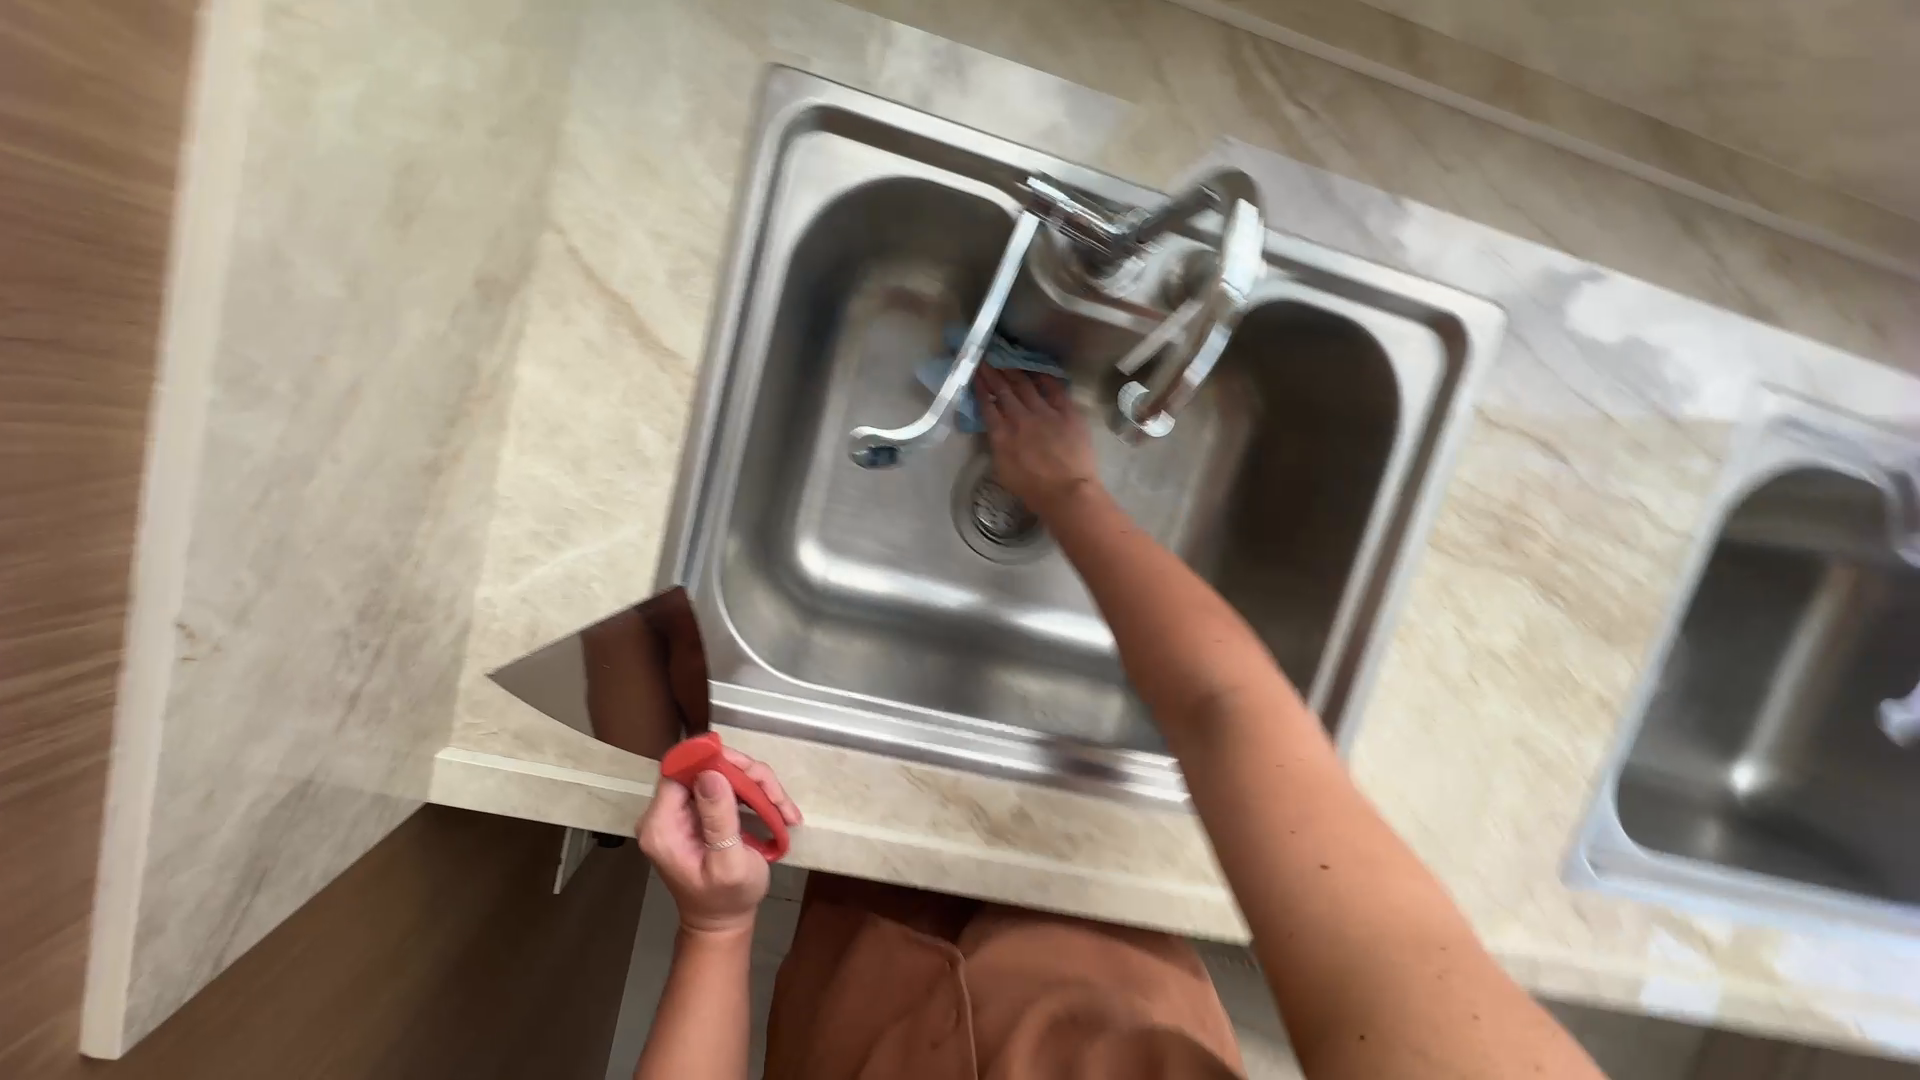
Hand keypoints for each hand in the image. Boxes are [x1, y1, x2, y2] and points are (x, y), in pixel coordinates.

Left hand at [636, 747, 802, 936]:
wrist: (724, 922)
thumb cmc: (727, 900)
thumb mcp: (728, 863)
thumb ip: (718, 819)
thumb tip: (710, 774)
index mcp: (662, 825)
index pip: (679, 771)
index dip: (711, 761)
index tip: (745, 770)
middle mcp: (667, 812)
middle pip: (705, 766)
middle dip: (745, 774)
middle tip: (774, 795)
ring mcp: (685, 810)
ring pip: (722, 771)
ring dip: (756, 784)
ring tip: (782, 808)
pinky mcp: (702, 810)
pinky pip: (728, 785)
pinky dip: (755, 792)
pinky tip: (776, 809)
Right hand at [975, 366, 1101, 517]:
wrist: (1067, 492)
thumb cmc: (1033, 491)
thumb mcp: (1003, 471)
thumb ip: (998, 446)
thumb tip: (996, 431)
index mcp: (1002, 435)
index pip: (987, 406)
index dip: (980, 388)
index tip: (975, 376)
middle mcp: (1020, 418)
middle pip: (1004, 390)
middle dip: (993, 374)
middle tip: (986, 361)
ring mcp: (1045, 412)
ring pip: (1026, 385)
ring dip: (1014, 372)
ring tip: (1006, 363)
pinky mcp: (1067, 412)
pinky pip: (1054, 388)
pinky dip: (1044, 378)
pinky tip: (1037, 372)